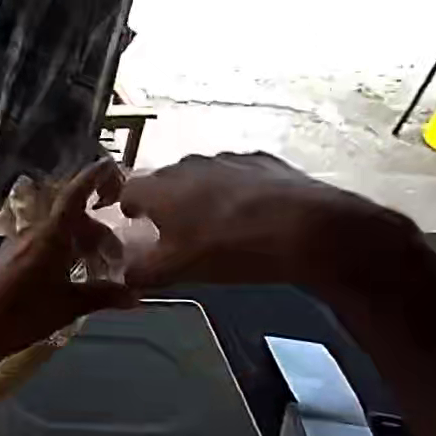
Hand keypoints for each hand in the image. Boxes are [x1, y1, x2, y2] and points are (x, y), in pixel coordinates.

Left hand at [0, 161, 137, 366]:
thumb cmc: (22, 313)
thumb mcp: (69, 306)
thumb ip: (102, 296)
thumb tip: (136, 294)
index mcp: (50, 235)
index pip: (74, 195)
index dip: (92, 178)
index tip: (107, 165)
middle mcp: (33, 233)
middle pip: (71, 220)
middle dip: (96, 232)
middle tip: (115, 257)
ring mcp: (18, 246)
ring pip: (57, 235)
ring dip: (79, 246)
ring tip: (96, 272)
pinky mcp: (8, 261)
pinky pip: (42, 247)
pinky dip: (61, 255)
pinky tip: (69, 279)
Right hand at [117, 152, 423, 296]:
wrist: (307, 228)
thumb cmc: (230, 247)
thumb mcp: (179, 271)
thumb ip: (144, 273)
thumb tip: (127, 277)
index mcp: (160, 188)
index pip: (128, 190)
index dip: (129, 207)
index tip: (135, 220)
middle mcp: (187, 165)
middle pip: (165, 181)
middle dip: (166, 202)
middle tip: (177, 228)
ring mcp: (226, 159)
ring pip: (202, 176)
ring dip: (202, 194)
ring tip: (217, 223)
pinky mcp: (262, 160)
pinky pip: (237, 175)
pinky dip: (237, 190)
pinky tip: (251, 213)